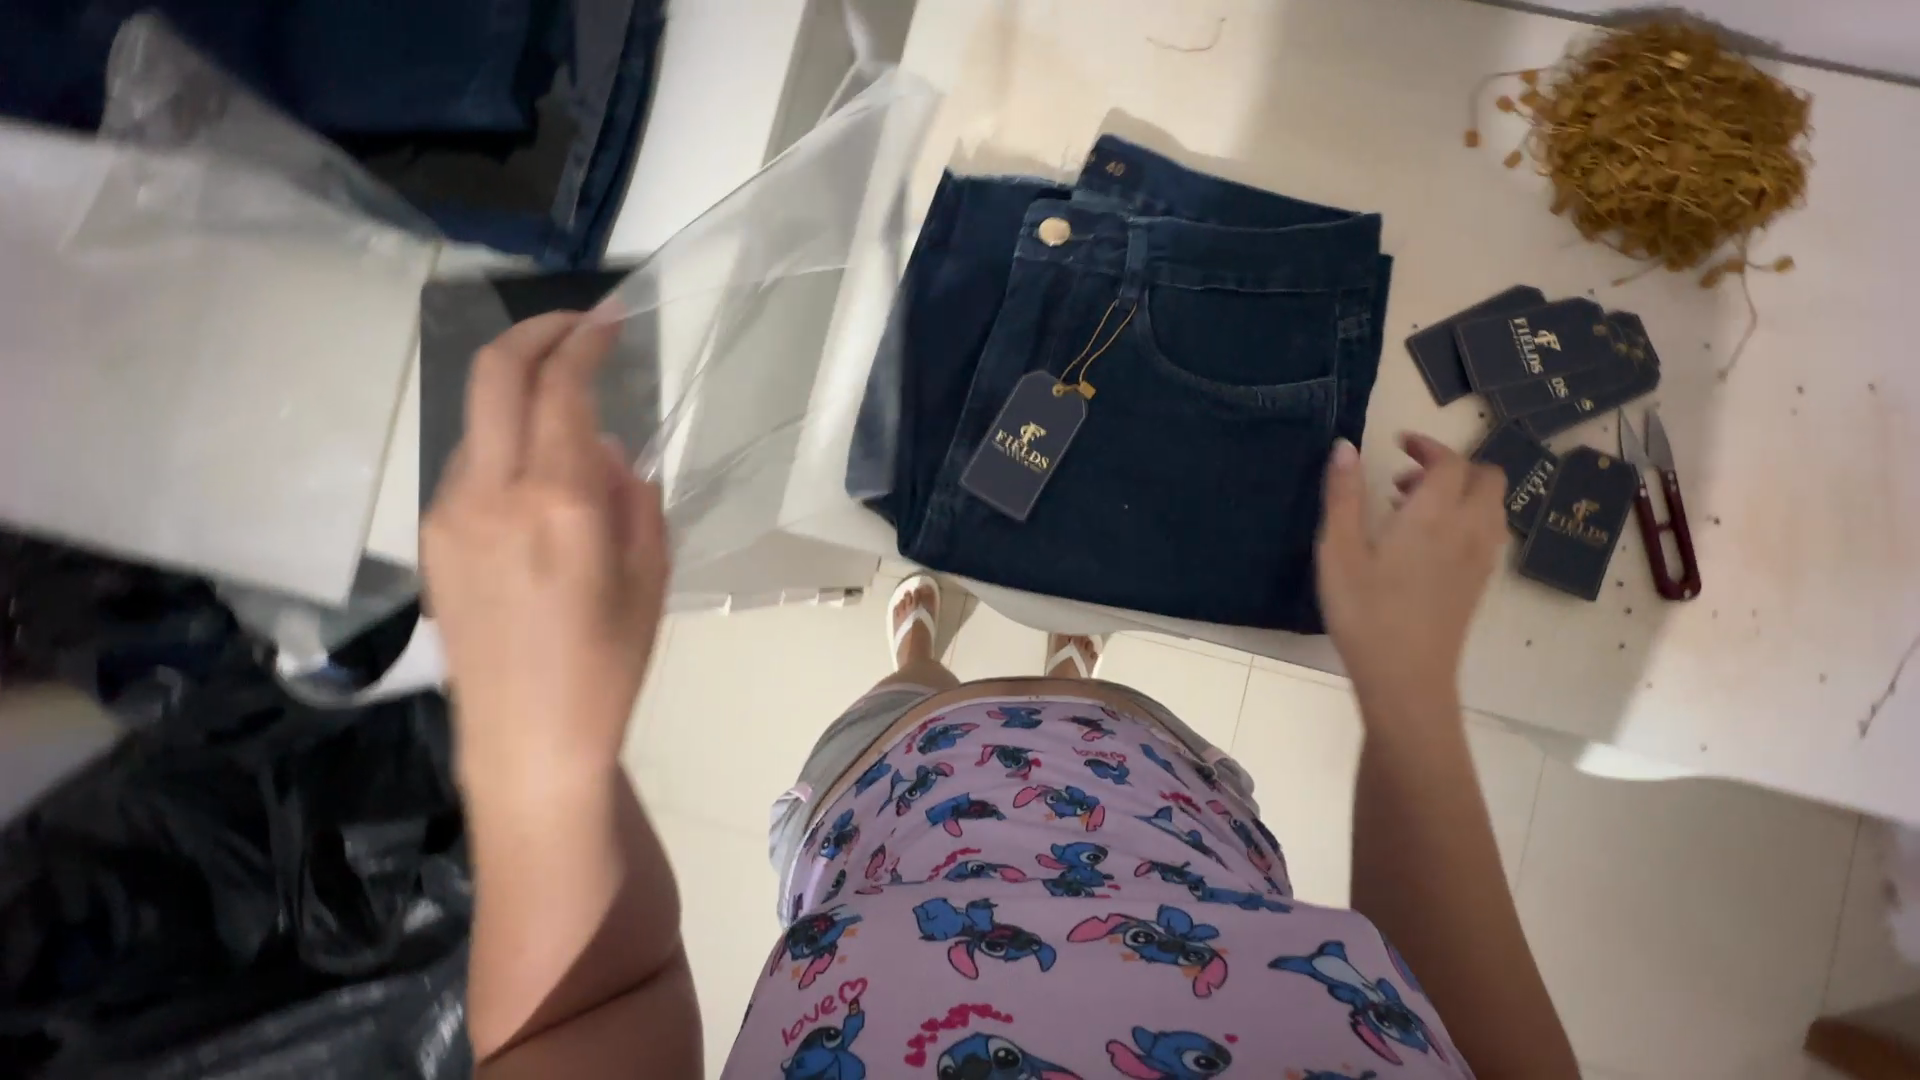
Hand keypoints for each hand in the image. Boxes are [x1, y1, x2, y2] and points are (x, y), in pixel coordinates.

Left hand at [422, 312, 668, 783]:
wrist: (528, 736)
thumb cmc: (610, 663)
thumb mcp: (650, 577)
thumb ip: (632, 498)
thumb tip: (606, 451)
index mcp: (559, 502)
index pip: (562, 387)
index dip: (584, 339)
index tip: (609, 318)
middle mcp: (493, 492)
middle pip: (495, 375)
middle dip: (535, 331)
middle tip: (577, 325)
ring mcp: (451, 513)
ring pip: (480, 419)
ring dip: (521, 394)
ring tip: (571, 418)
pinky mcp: (435, 538)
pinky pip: (472, 465)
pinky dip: (507, 444)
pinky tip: (540, 480)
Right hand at [1316, 434, 1506, 710]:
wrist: (1405, 676)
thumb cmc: (1363, 611)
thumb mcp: (1338, 551)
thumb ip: (1343, 496)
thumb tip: (1345, 446)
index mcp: (1433, 516)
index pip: (1450, 462)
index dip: (1428, 445)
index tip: (1399, 445)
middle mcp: (1468, 529)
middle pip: (1486, 477)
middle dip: (1451, 466)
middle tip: (1405, 480)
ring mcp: (1481, 559)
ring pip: (1491, 505)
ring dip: (1460, 493)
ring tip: (1411, 511)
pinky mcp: (1480, 583)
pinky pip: (1488, 532)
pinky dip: (1465, 519)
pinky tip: (1426, 544)